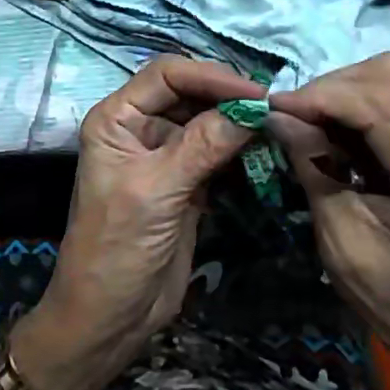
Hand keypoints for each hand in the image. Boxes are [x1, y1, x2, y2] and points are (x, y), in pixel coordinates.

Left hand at [13, 57, 264, 389]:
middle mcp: (138, 127)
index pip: (166, 75)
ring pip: (206, 121)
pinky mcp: (185, 181)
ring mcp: (163, 154)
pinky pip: (216, 152)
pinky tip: (267, 153)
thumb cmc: (117, 248)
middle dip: (229, 97)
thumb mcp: (157, 191)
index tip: (257, 92)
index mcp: (116, 118)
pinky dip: (240, 151)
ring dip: (239, 123)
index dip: (210, 76)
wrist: (111, 315)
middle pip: (189, 93)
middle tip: (277, 109)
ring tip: (278, 127)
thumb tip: (252, 108)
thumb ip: (202, 146)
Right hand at [264, 53, 389, 382]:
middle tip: (295, 116)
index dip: (325, 95)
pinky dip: (364, 103)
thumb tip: (276, 114)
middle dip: (334, 87)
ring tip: (316, 123)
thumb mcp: (339, 241)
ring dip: (347, 91)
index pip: (385, 108)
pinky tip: (343, 132)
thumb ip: (314, 168)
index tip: (277, 107)